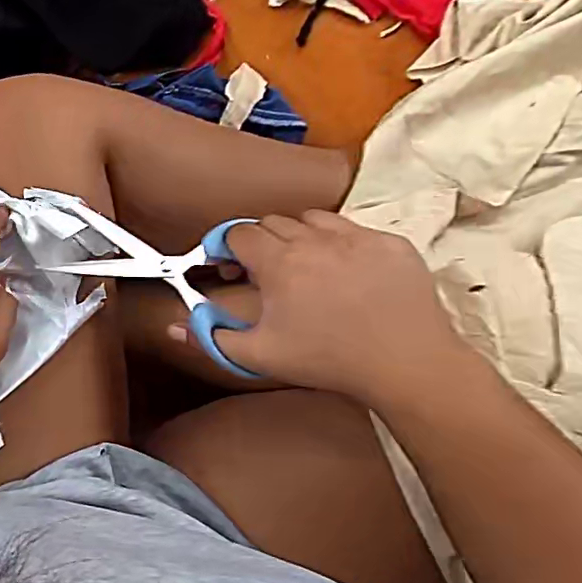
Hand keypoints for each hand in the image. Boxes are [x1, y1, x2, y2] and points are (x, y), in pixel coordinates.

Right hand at [186, 211, 472, 400]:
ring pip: (313, 219)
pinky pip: (354, 229)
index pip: (239, 233)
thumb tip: (176, 327)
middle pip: (273, 222)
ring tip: (302, 268)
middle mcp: (316, 239)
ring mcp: (357, 238)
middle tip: (260, 272)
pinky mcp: (390, 243)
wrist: (405, 363)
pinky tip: (343, 274)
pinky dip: (339, 244)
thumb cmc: (329, 360)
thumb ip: (212, 338)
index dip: (226, 248)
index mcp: (280, 263)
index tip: (226, 266)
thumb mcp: (260, 355)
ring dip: (298, 237)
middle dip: (259, 242)